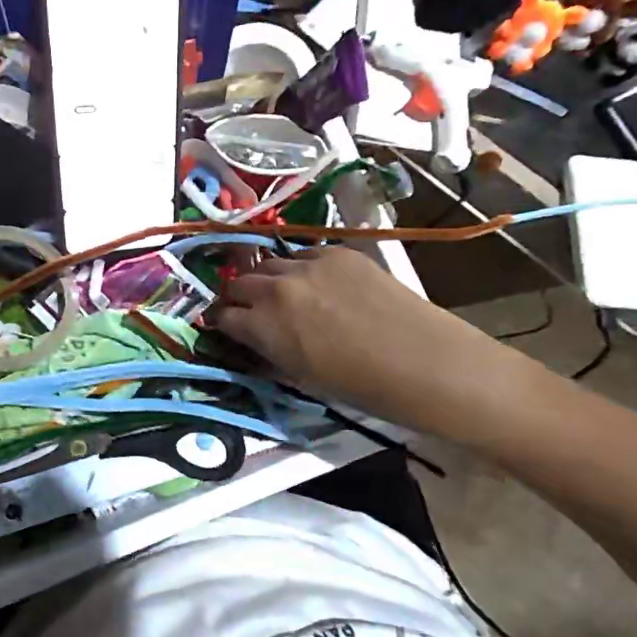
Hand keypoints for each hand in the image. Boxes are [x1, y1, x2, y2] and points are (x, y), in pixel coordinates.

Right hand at [208, 248, 500, 427]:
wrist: (419, 358)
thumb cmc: (358, 385)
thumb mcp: (299, 377)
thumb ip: (266, 353)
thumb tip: (250, 341)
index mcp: (263, 325)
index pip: (222, 316)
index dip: (218, 323)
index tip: (220, 326)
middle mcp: (277, 286)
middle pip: (239, 282)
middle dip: (237, 297)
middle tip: (246, 310)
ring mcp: (309, 263)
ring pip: (271, 263)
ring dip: (268, 279)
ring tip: (282, 295)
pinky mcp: (338, 252)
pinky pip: (305, 255)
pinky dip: (301, 269)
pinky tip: (317, 285)